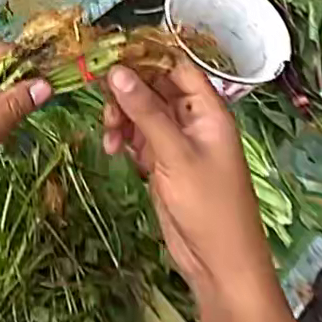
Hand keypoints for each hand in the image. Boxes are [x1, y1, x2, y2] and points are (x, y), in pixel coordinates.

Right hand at [102, 61, 274, 304]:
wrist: (219, 265)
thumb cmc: (208, 206)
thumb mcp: (175, 155)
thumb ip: (145, 111)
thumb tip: (116, 71)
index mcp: (207, 108)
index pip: (175, 66)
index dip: (146, 57)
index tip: (111, 56)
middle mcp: (192, 117)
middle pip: (154, 87)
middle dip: (127, 91)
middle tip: (103, 101)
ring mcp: (176, 139)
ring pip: (142, 111)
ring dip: (121, 116)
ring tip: (109, 135)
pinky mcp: (162, 161)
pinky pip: (138, 135)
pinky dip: (124, 138)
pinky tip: (112, 149)